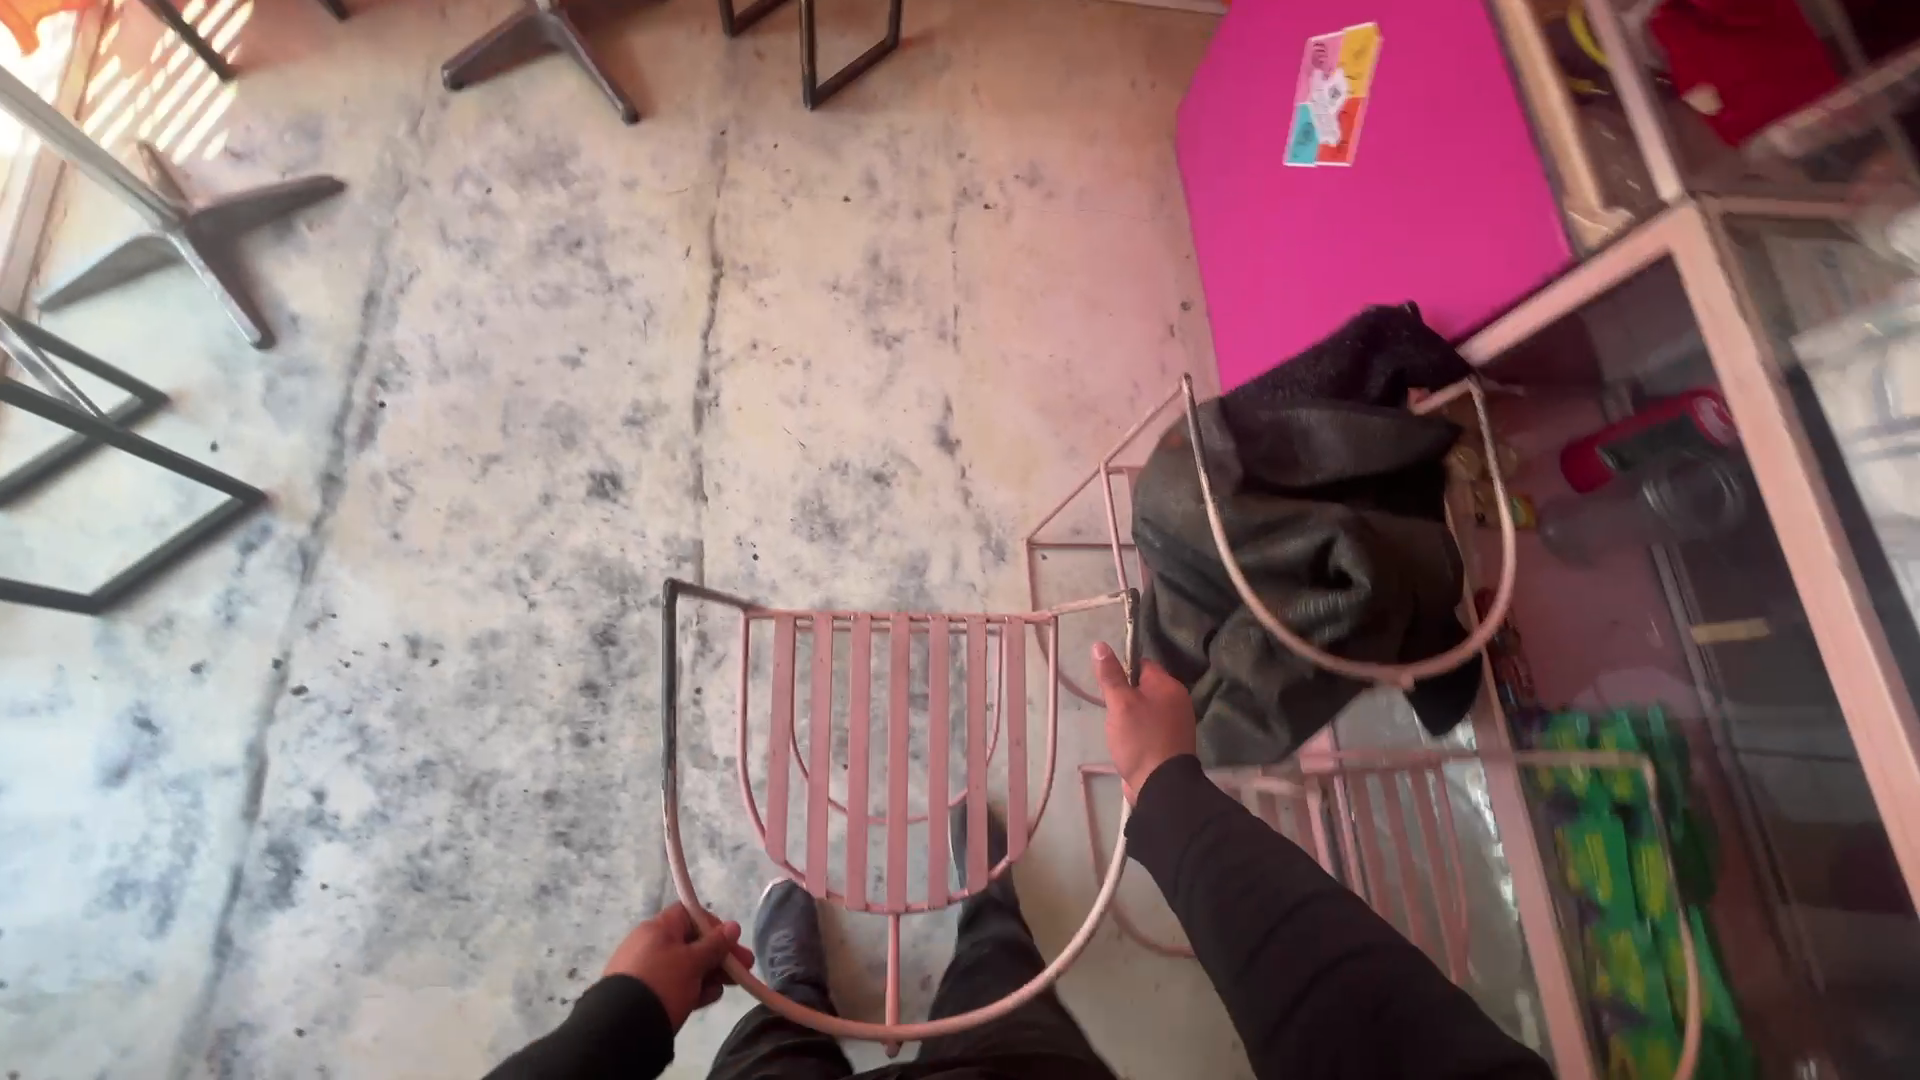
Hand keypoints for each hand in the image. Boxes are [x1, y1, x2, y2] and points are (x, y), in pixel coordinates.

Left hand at [603, 904, 754, 1029]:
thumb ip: (715, 944)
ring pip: (684, 966)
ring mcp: (645, 971)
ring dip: (708, 974)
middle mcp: (649, 945)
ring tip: (726, 988)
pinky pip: (673, 985)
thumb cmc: (662, 983)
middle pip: (691, 942)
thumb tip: (733, 926)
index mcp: (657, 928)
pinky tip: (708, 998)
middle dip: (719, 955)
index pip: (690, 914)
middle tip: (743, 969)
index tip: (731, 941)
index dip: (713, 925)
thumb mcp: (693, 962)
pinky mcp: (643, 995)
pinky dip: (692, 988)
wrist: (621, 1030)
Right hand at [1092, 642, 1196, 802]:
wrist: (1161, 786)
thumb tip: (1100, 645)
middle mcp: (1177, 701)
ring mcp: (1176, 724)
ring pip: (1144, 708)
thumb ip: (1110, 675)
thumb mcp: (1120, 704)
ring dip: (1129, 716)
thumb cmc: (1140, 739)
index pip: (1142, 664)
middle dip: (1124, 697)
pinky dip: (1137, 731)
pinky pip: (1149, 727)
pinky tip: (1127, 743)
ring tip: (1118, 730)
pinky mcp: (1170, 743)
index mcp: (1169, 687)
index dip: (1122, 672)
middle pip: (1143, 687)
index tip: (1109, 688)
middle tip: (1112, 712)